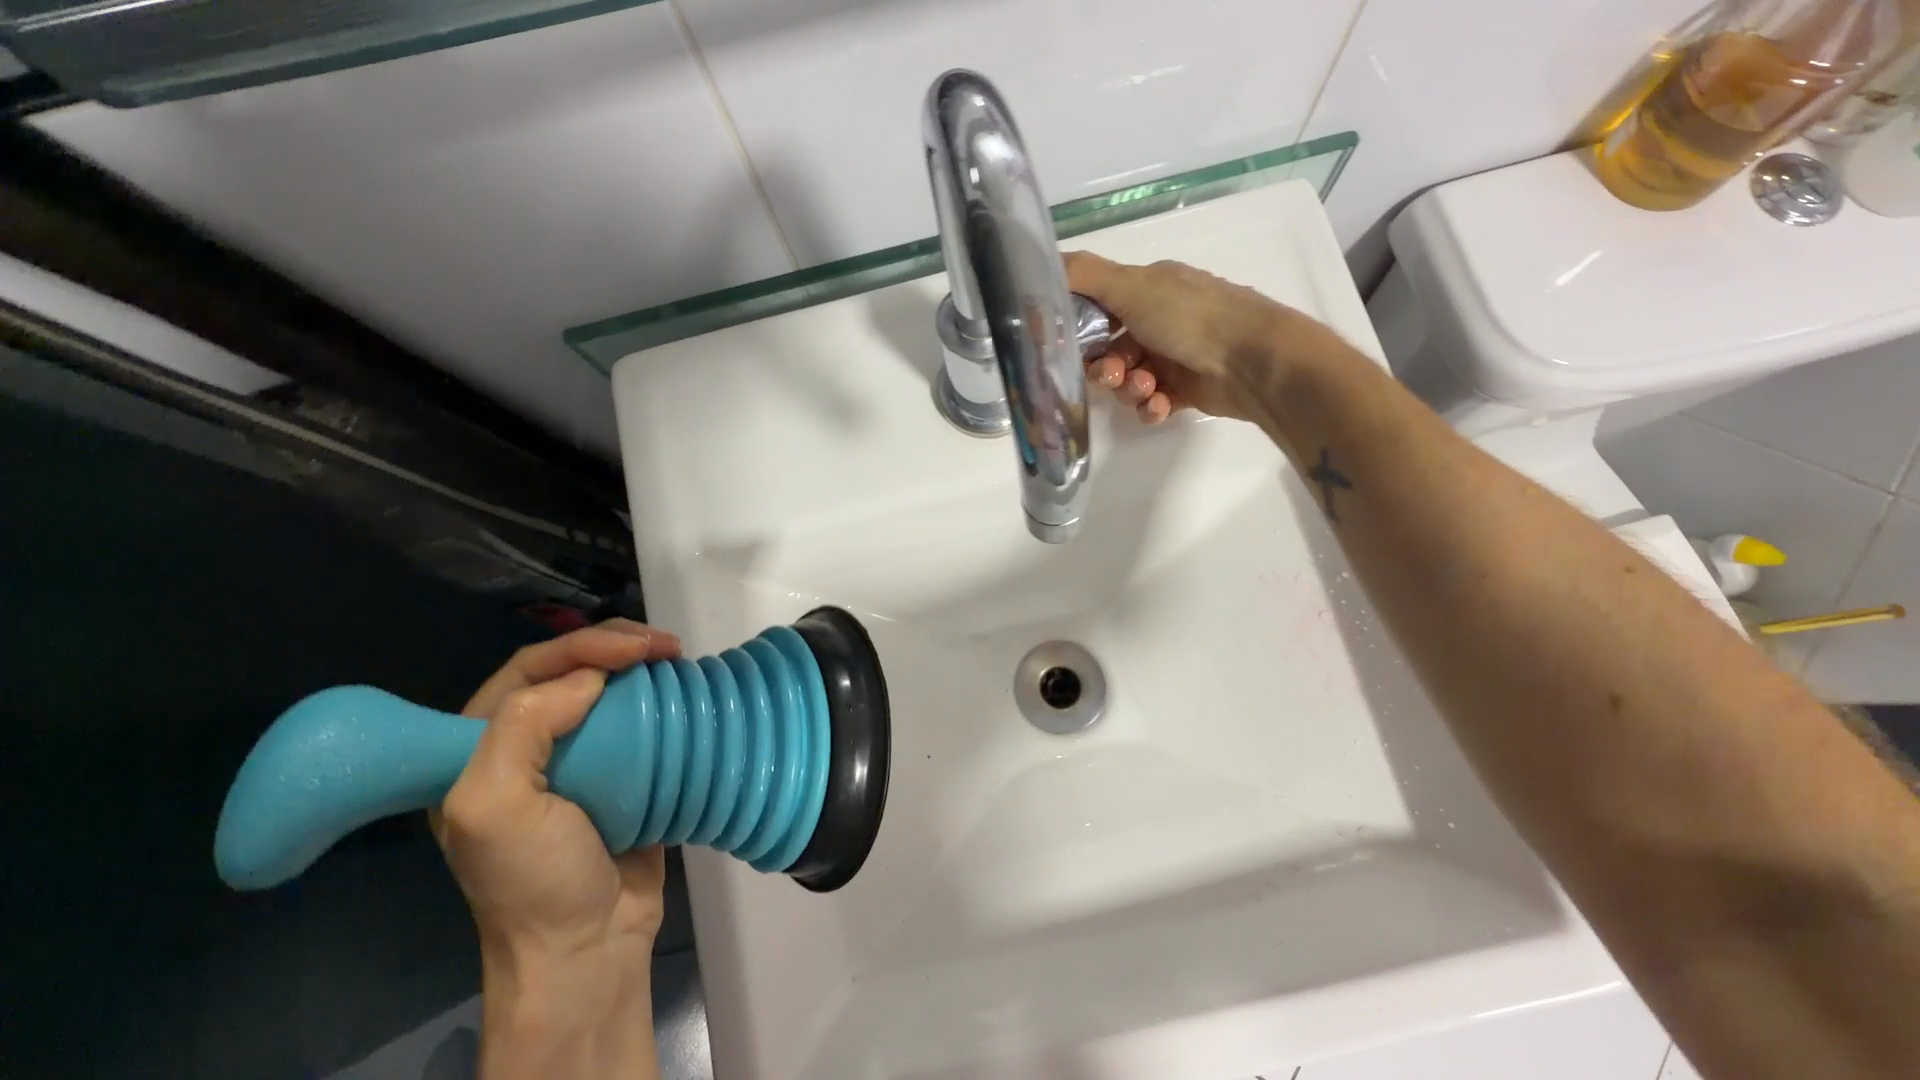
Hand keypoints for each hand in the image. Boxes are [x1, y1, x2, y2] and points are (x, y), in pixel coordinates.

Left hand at [433, 618, 679, 1078]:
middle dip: (617, 647)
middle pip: (571, 672)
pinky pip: (640, 728)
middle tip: (666, 647)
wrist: (588, 950)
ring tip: (679, 661)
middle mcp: (526, 748)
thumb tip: (590, 680)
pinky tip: (685, 697)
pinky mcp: (621, 781)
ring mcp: (577, 765)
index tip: (636, 647)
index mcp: (476, 749)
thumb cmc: (533, 881)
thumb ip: (521, 728)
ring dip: (644, 671)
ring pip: (609, 695)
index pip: (527, 671)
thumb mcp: (493, 807)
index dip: (580, 646)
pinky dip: (663, 706)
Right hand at [1068, 252, 1338, 424]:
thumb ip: (1084, 274)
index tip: (1068, 344)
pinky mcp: (1185, 391)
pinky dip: (1150, 406)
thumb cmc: (1191, 316)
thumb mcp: (1132, 286)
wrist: (1253, 360)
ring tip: (1146, 389)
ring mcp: (1172, 356)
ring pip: (1128, 379)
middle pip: (1108, 350)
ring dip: (1129, 388)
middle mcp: (1159, 319)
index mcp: (1149, 288)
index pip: (1098, 307)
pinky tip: (1160, 405)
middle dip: (1104, 367)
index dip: (1080, 328)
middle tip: (1111, 376)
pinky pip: (1151, 402)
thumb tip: (1039, 260)